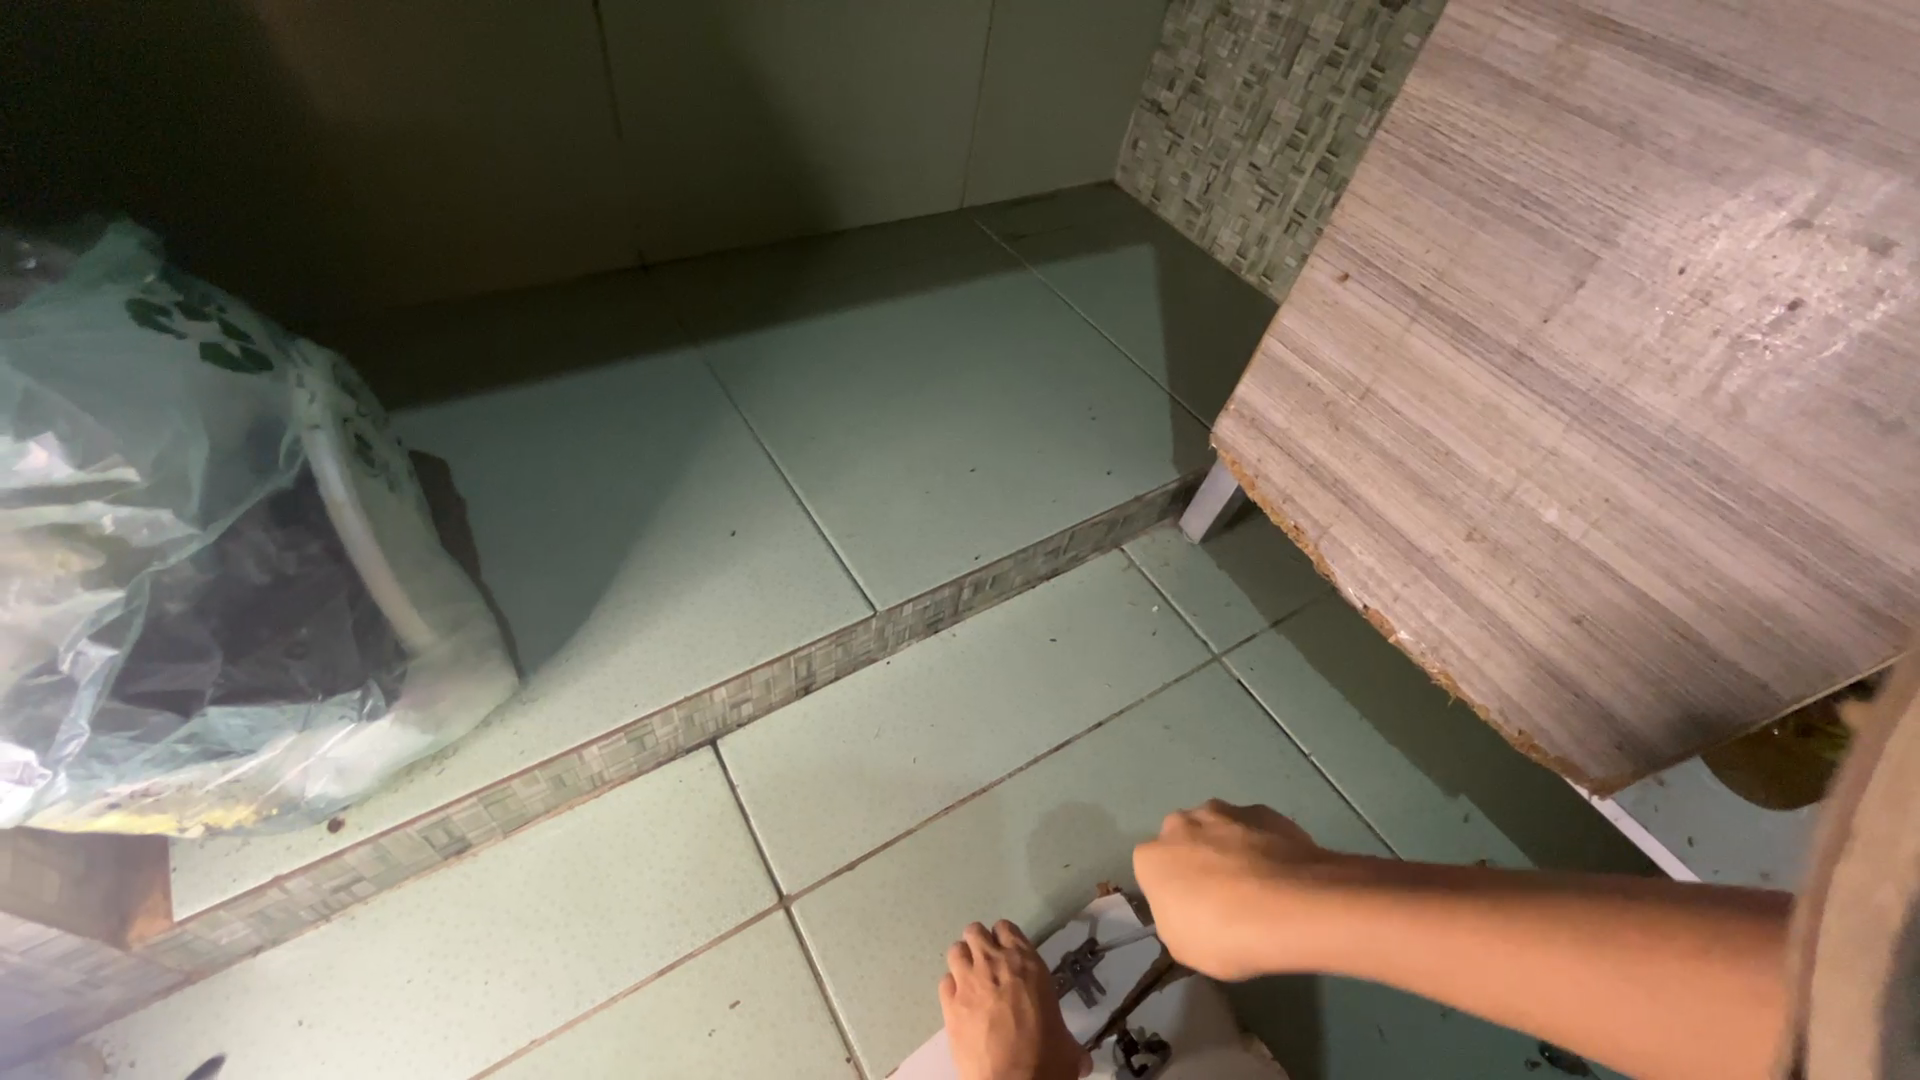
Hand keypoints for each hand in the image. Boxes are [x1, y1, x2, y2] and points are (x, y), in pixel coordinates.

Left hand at [939, 920, 1091, 1079]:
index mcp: (1026, 963)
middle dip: (980, 945)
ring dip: (963, 962)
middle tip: (987, 966)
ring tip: (970, 980)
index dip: (1005, 940)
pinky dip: (951, 989)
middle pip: (976, 932)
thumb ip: (1069, 1041)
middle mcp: (994, 963)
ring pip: (956, 950)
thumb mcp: (1066, 1044)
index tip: (1008, 955)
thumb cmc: (1046, 1060)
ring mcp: (968, 981)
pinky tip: (959, 1003)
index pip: (1007, 929)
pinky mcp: (950, 1004)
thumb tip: (1082, 1060)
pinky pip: (944, 982)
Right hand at [1132, 800, 1339, 979]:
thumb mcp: (1181, 945)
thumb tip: (1187, 908)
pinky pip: (1256, 828)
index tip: (1194, 913)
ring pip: (1219, 828)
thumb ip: (1174, 917)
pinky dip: (1263, 844)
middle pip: (1183, 840)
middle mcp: (1181, 823)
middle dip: (1198, 859)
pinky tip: (1283, 873)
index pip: (1153, 871)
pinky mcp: (1264, 811)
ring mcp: (1224, 811)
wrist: (1290, 908)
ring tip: (1259, 885)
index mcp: (1151, 856)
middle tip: (1225, 896)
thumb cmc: (1223, 934)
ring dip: (1230, 847)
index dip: (1173, 892)